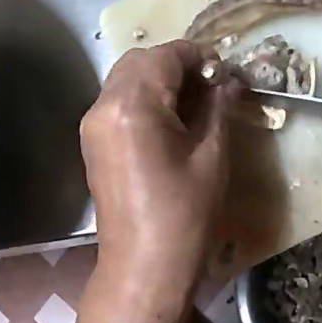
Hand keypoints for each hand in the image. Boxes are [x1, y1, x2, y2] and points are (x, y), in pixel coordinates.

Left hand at [81, 41, 237, 293]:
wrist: (145, 266)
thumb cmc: (185, 214)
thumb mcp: (212, 156)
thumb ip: (218, 107)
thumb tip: (229, 80)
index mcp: (133, 105)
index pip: (166, 56)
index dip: (200, 57)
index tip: (227, 74)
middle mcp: (103, 106)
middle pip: (140, 61)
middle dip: (177, 65)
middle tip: (212, 87)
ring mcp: (92, 125)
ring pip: (126, 79)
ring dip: (160, 80)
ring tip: (195, 104)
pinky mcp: (92, 143)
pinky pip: (118, 103)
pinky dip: (144, 99)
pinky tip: (172, 121)